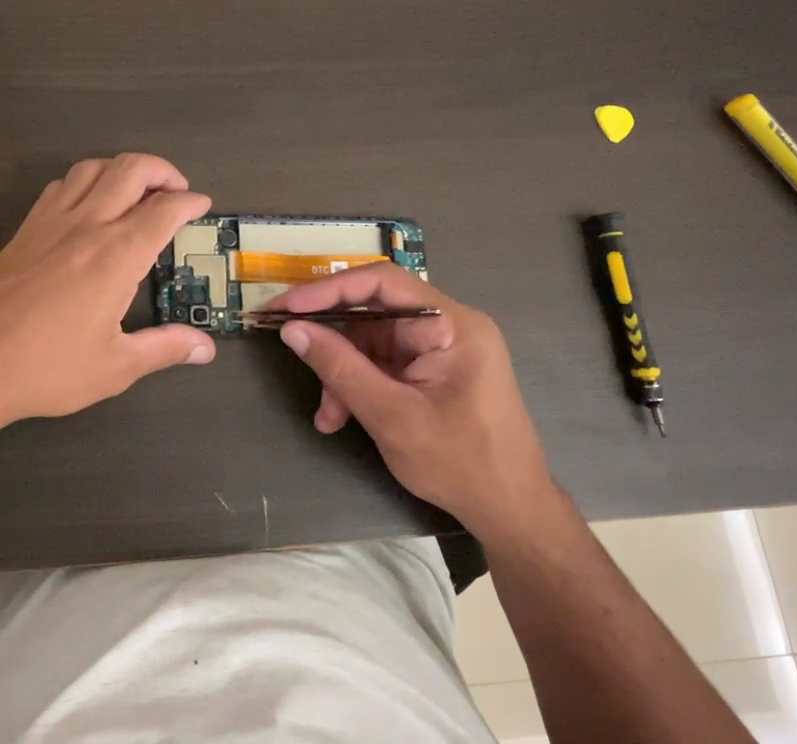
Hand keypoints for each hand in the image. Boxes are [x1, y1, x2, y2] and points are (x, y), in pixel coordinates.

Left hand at [0, 154, 216, 452]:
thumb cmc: (46, 368)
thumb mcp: (115, 367)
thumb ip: (164, 349)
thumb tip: (205, 348)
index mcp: (117, 255)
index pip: (164, 210)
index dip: (191, 203)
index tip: (203, 206)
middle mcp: (86, 225)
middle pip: (130, 170)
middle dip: (162, 171)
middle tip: (177, 191)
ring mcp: (50, 223)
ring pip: (91, 168)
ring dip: (121, 169)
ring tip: (135, 191)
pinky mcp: (23, 230)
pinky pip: (59, 186)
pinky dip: (83, 182)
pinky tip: (85, 205)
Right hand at [265, 264, 557, 537]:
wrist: (511, 513)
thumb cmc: (461, 463)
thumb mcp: (391, 416)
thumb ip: (339, 368)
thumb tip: (292, 329)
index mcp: (452, 325)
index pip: (382, 283)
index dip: (328, 290)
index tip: (285, 307)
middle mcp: (448, 327)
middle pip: (373, 314)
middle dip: (332, 344)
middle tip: (289, 350)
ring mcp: (441, 350)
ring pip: (371, 344)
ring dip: (342, 375)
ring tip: (327, 415)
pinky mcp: (432, 373)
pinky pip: (383, 366)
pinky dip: (357, 388)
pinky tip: (339, 417)